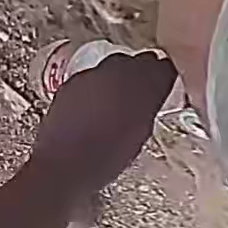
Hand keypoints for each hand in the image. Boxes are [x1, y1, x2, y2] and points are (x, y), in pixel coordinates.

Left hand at [26, 52, 176, 198]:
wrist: (64, 165)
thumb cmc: (104, 158)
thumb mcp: (139, 135)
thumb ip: (147, 109)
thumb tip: (149, 102)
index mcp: (144, 85)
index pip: (163, 68)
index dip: (162, 77)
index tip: (161, 85)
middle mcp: (118, 73)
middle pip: (136, 62)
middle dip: (139, 75)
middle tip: (138, 94)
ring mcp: (92, 75)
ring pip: (111, 67)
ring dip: (115, 80)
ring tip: (113, 103)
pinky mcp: (70, 83)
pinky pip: (88, 79)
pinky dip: (93, 88)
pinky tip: (91, 107)